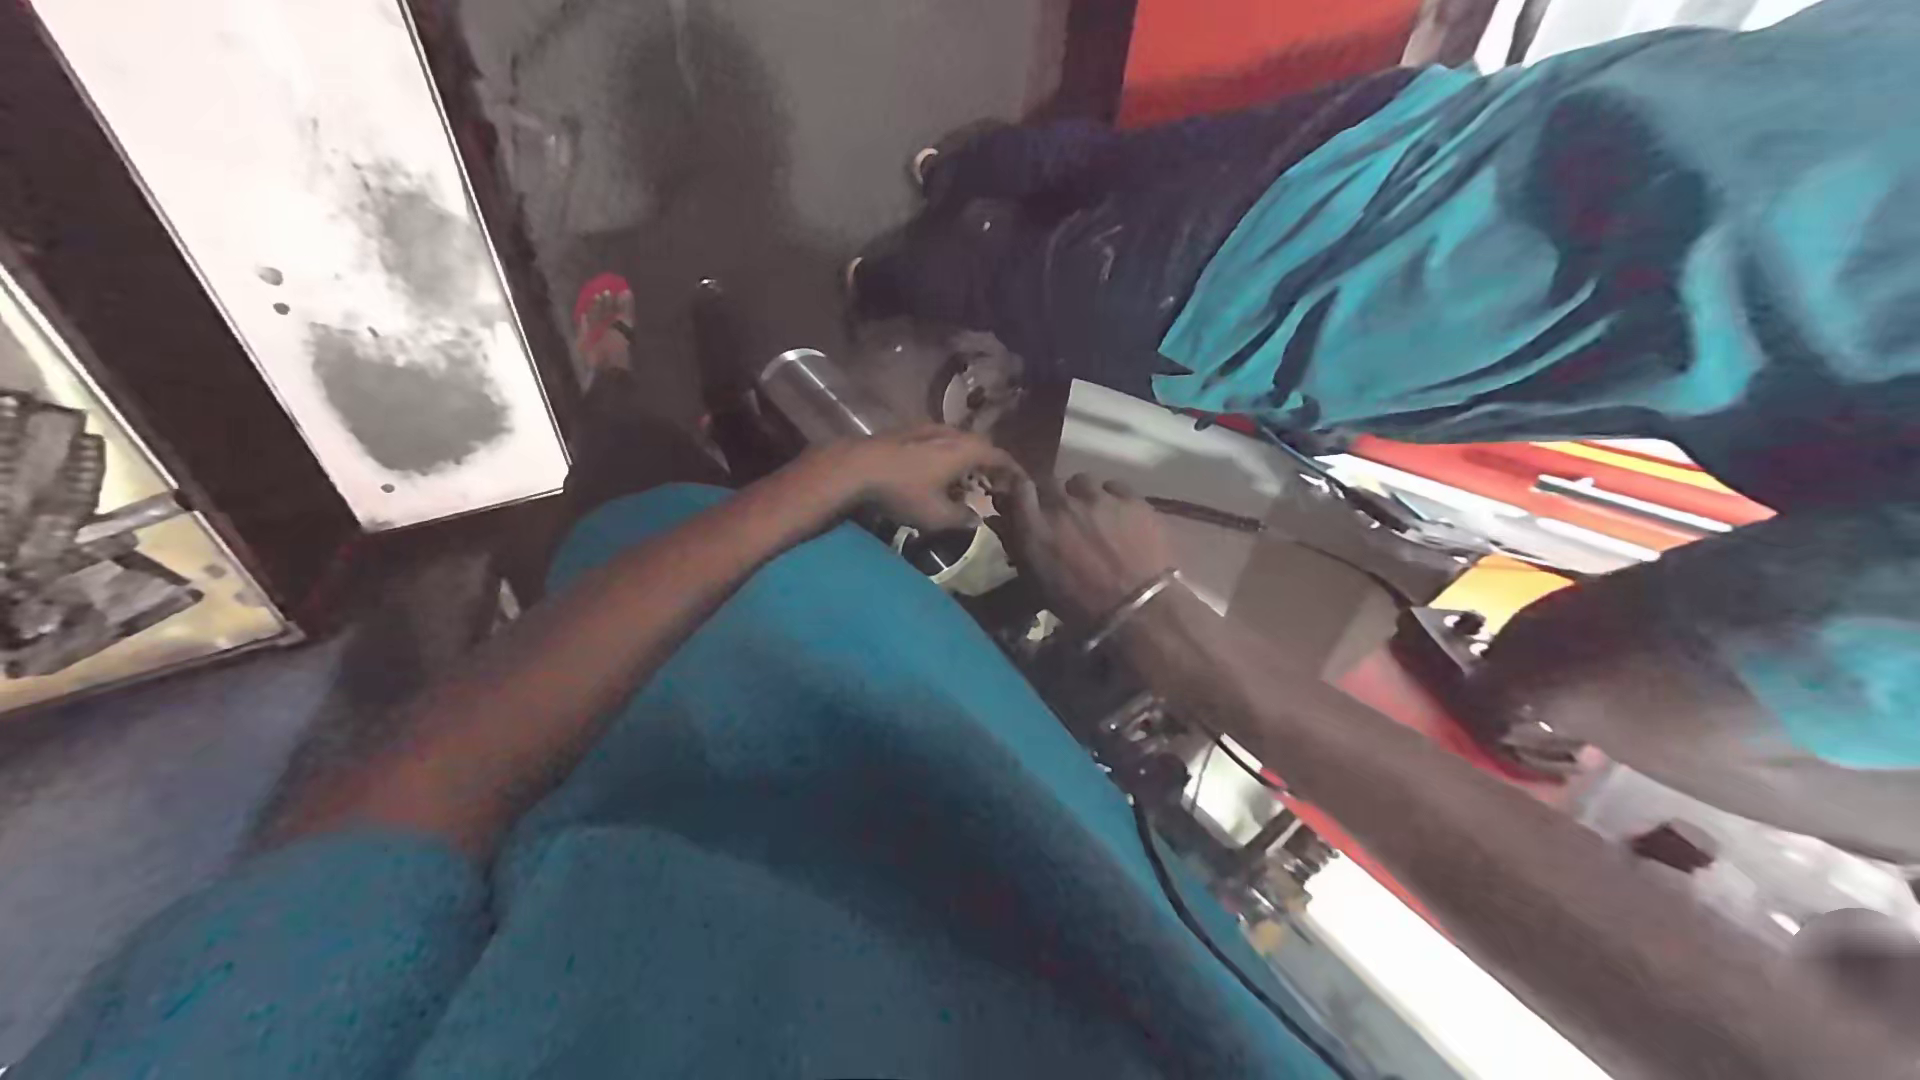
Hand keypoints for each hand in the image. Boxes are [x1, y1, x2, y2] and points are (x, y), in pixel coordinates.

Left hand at [806, 425, 1019, 531]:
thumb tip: (976, 519)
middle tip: (993, 487)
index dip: (1013, 472)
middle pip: (980, 447)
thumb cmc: (903, 491)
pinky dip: (948, 458)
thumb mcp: (936, 516)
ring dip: (967, 463)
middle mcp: (952, 433)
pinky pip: (940, 443)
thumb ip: (962, 518)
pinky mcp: (908, 431)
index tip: (1021, 485)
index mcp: (965, 450)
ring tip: (965, 485)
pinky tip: (937, 476)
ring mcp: (928, 428)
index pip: (1000, 457)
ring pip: (958, 444)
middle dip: (990, 467)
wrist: (856, 468)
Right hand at [989, 471, 1176, 626]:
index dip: (1023, 491)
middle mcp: (1062, 504)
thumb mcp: (1037, 582)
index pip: (1019, 487)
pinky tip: (1118, 513)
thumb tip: (1003, 522)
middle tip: (1063, 516)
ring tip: (1093, 513)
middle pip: (1051, 482)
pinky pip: (1113, 486)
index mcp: (1034, 527)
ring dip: (1081, 494)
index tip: (1027, 500)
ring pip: (1082, 481)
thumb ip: (1018, 545)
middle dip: (1053, 496)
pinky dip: (1111, 496)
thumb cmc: (1082, 607)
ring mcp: (1098, 498)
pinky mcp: (1131, 499)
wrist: (1140, 610)